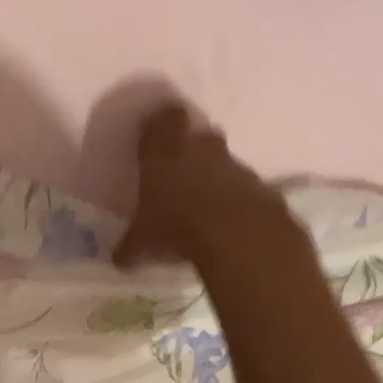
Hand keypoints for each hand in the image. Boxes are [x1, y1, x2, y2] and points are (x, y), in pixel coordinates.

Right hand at [112, 100, 295, 268]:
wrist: (241, 238)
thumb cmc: (176, 229)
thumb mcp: (140, 244)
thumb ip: (129, 247)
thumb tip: (119, 260)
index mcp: (162, 157)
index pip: (160, 122)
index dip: (158, 122)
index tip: (153, 130)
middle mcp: (200, 152)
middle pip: (199, 134)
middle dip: (191, 145)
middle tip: (179, 165)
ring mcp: (235, 168)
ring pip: (223, 160)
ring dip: (215, 173)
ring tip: (203, 201)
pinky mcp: (262, 187)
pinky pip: (245, 186)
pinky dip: (236, 198)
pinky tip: (228, 221)